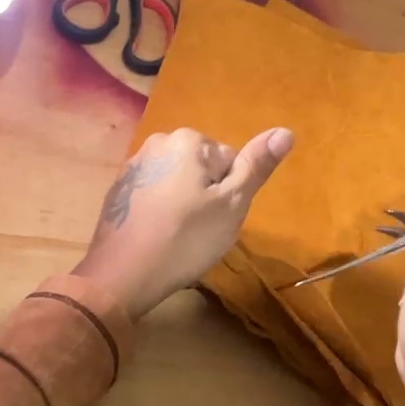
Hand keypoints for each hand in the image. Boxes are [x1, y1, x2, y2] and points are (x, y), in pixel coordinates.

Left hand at [75, 127, 293, 320]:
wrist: (122, 274)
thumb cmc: (185, 239)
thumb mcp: (233, 205)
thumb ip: (257, 166)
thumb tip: (286, 131)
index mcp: (189, 140)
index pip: (231, 163)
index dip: (231, 195)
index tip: (217, 220)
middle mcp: (158, 142)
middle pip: (202, 169)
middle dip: (206, 197)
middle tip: (200, 231)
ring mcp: (133, 166)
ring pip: (178, 183)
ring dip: (183, 205)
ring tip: (178, 237)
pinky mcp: (118, 190)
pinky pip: (154, 195)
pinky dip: (160, 212)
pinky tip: (157, 236)